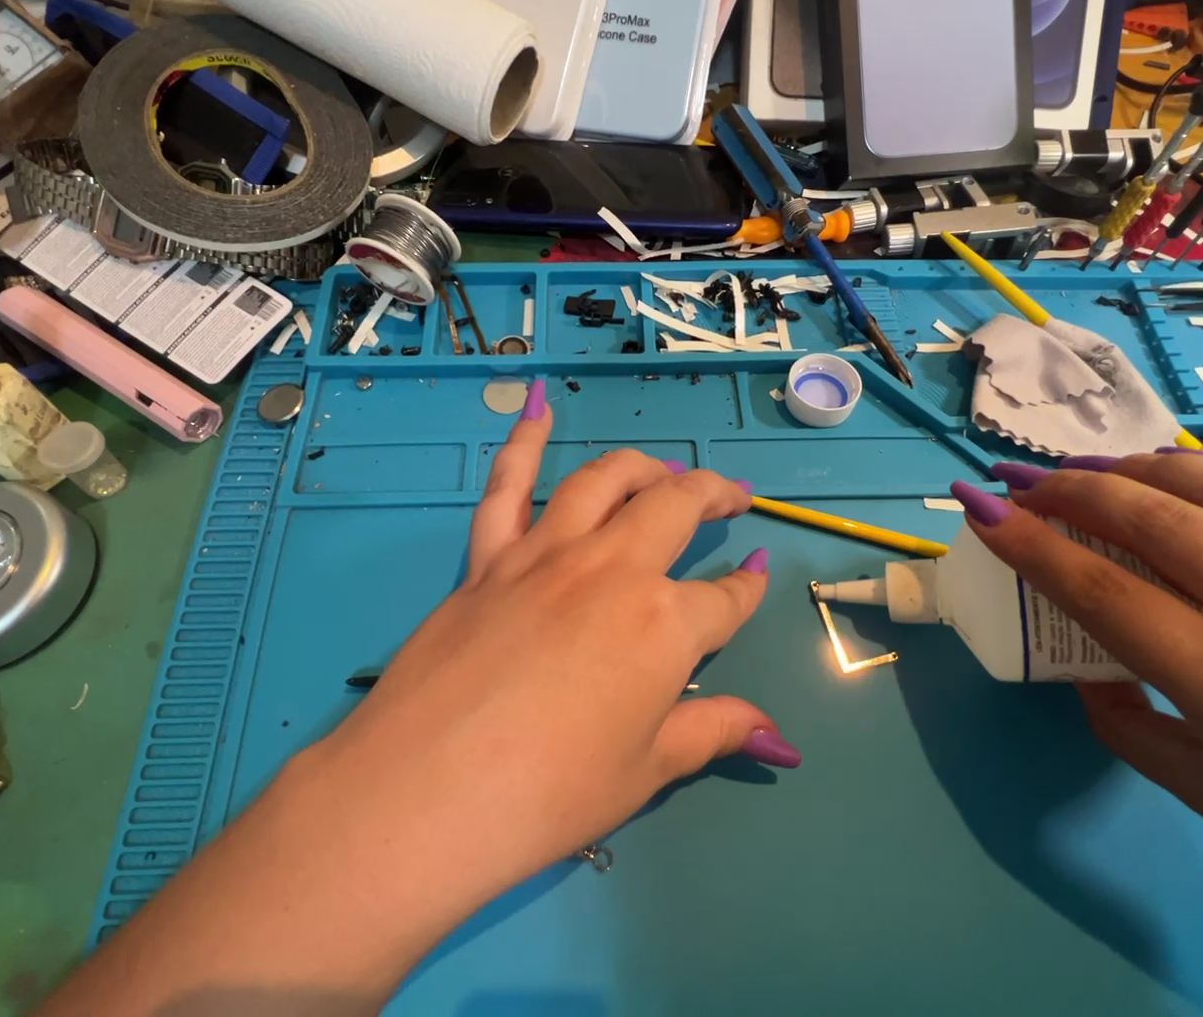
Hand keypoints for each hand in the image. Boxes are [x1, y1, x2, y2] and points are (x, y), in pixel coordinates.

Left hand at [321, 375, 793, 894]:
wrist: (424, 792)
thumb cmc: (548, 794)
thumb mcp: (647, 770)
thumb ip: (714, 733)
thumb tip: (778, 740)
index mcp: (665, 624)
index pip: (726, 599)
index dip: (747, 589)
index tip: (757, 573)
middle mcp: (612, 569)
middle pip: (675, 508)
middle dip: (713, 494)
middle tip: (730, 495)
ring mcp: (545, 555)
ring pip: (603, 482)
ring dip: (643, 467)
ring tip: (662, 471)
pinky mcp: (487, 559)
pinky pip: (507, 487)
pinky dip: (523, 442)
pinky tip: (536, 408)